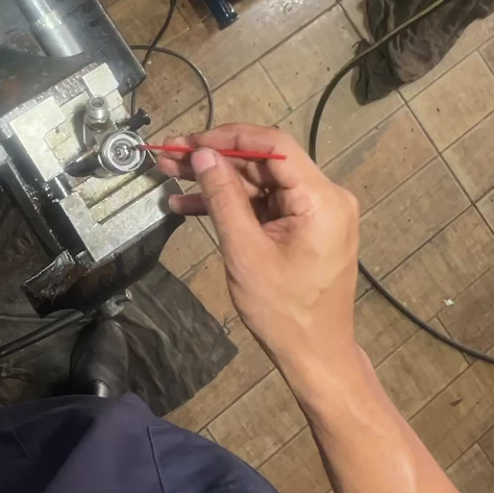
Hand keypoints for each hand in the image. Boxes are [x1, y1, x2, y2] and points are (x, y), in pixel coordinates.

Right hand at [152, 124, 360, 378]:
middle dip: (213, 159)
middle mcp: (325, 195)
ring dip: (216, 181)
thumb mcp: (244, 250)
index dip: (226, 138)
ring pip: (259, 181)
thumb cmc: (282, 309)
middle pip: (263, 161)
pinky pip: (264, 203)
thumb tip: (202, 154)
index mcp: (320, 198)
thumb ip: (223, 197)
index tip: (187, 142)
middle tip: (168, 158)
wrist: (314, 354)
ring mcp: (316, 210)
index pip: (272, 145)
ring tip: (170, 177)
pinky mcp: (304, 225)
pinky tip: (191, 205)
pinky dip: (232, 204)